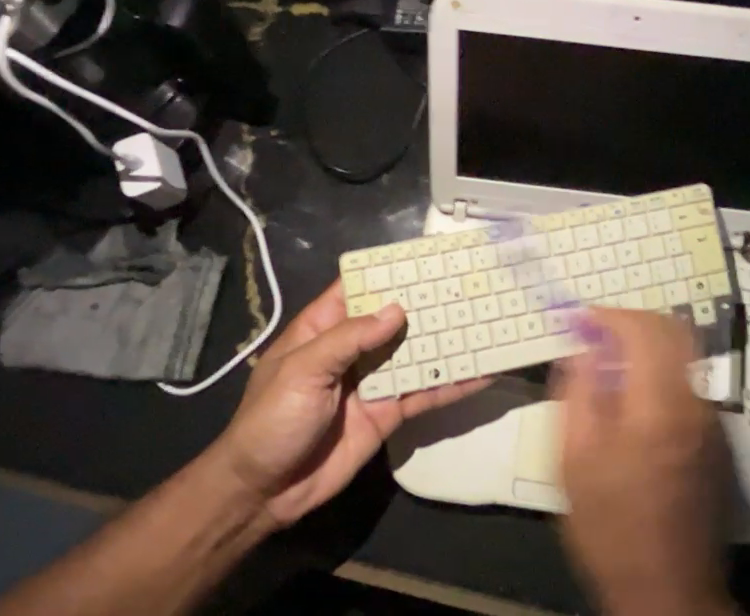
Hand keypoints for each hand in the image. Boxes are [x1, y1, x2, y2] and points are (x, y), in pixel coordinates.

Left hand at [207, 280, 488, 528]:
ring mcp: (372, 382)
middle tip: (469, 285)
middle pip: (393, 319)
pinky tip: (481, 375)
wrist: (263, 493)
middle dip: (426, 304)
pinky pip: (423, 394)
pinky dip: (451, 386)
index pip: (356, 289)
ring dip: (445, 342)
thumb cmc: (271, 420)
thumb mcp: (303, 370)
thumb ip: (350, 339)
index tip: (424, 256)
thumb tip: (397, 310)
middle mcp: (351, 351)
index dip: (386, 272)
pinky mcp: (387, 415)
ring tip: (485, 322)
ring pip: (414, 354)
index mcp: (322, 330)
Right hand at [554, 309, 732, 615]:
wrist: (666, 591)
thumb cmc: (610, 527)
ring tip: (608, 366)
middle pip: (673, 331)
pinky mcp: (716, 441)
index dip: (609, 315)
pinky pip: (688, 385)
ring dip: (646, 346)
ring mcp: (711, 423)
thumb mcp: (573, 459)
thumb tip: (583, 346)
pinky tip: (631, 400)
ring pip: (684, 356)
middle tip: (595, 334)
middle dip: (631, 322)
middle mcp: (694, 404)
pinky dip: (660, 372)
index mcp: (658, 405)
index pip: (644, 329)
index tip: (580, 320)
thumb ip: (578, 391)